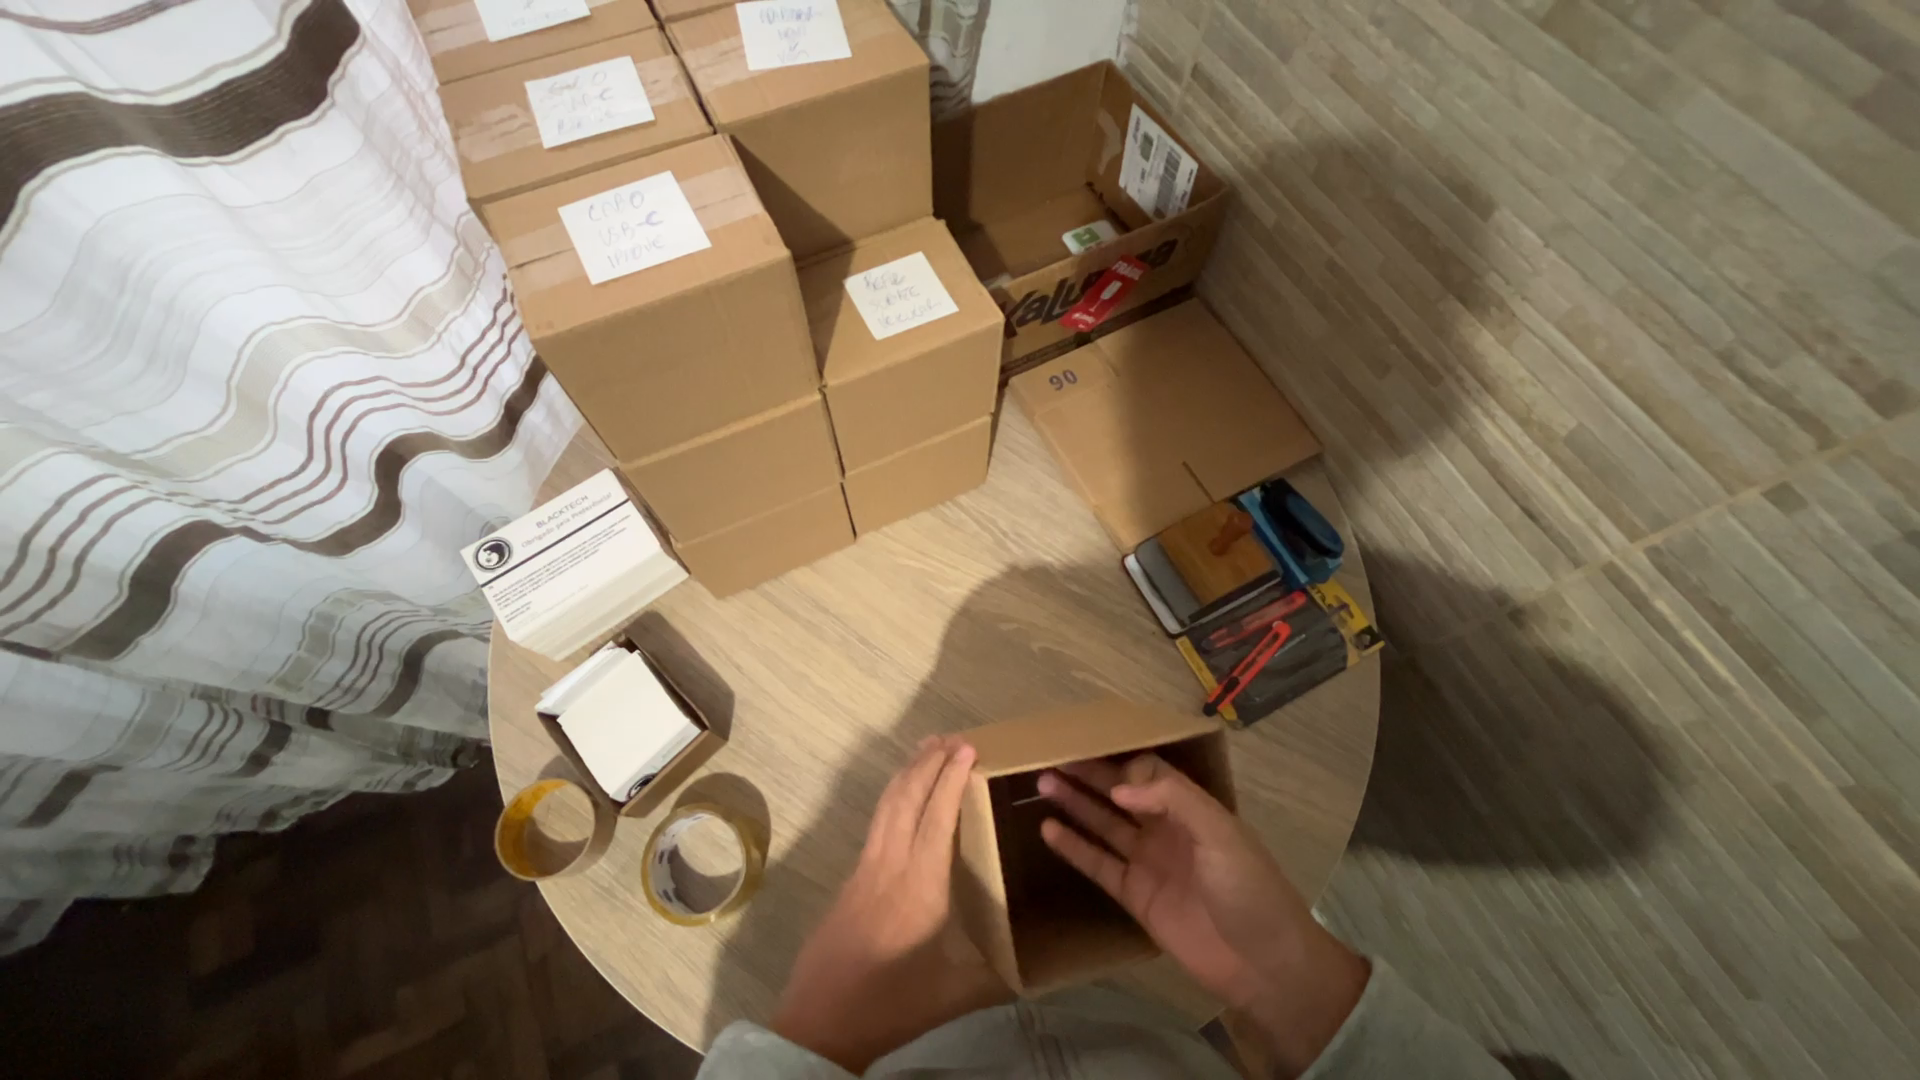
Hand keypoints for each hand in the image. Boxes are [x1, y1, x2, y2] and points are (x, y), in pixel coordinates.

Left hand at [771, 737, 1007, 1071]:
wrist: (820, 1020)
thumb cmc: (892, 1002)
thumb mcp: (954, 993)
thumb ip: (995, 977)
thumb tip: (1035, 971)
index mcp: (921, 884)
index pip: (938, 815)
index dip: (952, 778)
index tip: (968, 748)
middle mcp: (891, 864)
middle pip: (907, 797)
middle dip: (928, 761)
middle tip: (950, 737)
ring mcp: (866, 868)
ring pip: (886, 805)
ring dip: (907, 772)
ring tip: (925, 748)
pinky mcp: (852, 879)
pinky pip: (877, 822)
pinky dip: (894, 796)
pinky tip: (901, 798)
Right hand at [1039, 754, 1369, 1077]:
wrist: (1265, 966)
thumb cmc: (1250, 889)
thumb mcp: (1220, 833)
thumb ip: (1173, 799)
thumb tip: (1118, 786)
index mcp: (1191, 809)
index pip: (1148, 773)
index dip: (1119, 763)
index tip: (1088, 753)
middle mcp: (1166, 829)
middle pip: (1120, 794)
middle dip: (1088, 775)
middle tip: (1051, 759)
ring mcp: (1148, 862)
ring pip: (1104, 824)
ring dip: (1075, 804)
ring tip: (1042, 784)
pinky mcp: (1135, 896)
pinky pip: (1098, 865)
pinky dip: (1074, 847)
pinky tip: (1049, 829)